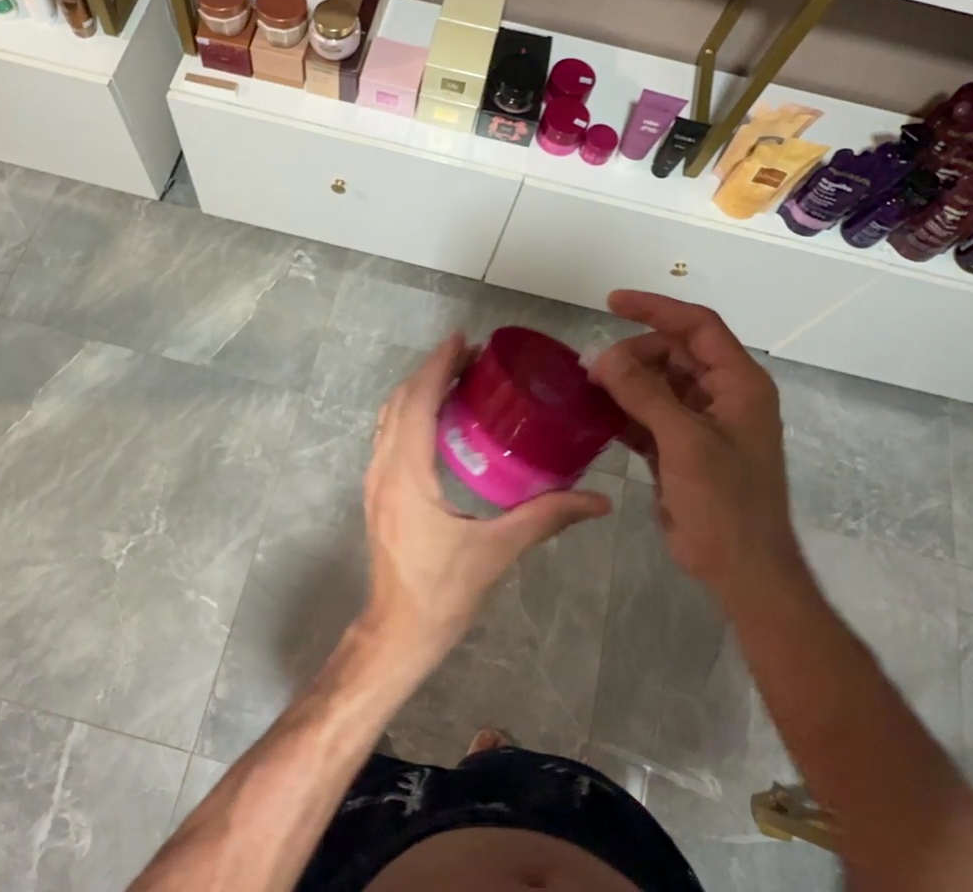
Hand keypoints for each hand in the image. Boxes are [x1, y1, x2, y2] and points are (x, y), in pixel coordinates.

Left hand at [359, 333, 612, 663]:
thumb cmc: (443, 592)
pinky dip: (409, 416)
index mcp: (407, 476)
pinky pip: (387, 439)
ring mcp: (374, 484)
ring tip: (456, 380)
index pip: (416, 403)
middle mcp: (382, 471)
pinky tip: (439, 423)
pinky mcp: (377, 497)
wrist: (397, 632)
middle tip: (471, 357)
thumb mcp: (498, 551)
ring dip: (416, 392)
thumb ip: (546, 518)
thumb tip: (598, 501)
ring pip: (388, 420)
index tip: (464, 341)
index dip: (437, 367)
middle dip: (430, 373)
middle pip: (398, 403)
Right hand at [590, 291, 798, 589]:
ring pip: (658, 386)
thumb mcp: (685, 441)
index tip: (612, 302)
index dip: (656, 309)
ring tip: (587, 388)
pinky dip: (624, 413)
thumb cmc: (724, 501)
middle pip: (674, 354)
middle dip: (633, 354)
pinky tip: (595, 416)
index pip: (698, 326)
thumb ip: (644, 393)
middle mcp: (723, 397)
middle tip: (593, 370)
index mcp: (739, 384)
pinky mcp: (682, 451)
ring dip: (625, 383)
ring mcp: (702, 425)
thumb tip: (602, 356)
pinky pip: (649, 417)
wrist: (740, 566)